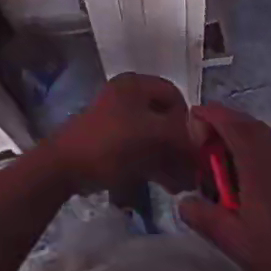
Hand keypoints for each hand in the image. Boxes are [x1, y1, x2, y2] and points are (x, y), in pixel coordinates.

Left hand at [41, 73, 194, 194]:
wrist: (67, 166)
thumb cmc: (110, 143)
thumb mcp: (150, 135)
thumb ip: (181, 134)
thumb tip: (203, 140)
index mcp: (135, 85)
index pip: (174, 95)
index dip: (187, 120)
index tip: (194, 147)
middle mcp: (128, 97)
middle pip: (166, 118)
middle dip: (181, 146)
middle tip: (193, 173)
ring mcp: (120, 120)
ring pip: (156, 137)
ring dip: (172, 160)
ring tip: (182, 185)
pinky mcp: (114, 141)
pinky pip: (143, 149)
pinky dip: (157, 165)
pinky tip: (168, 186)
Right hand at [179, 103, 270, 270]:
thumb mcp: (237, 242)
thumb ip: (204, 217)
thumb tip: (182, 202)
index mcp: (256, 158)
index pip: (224, 117)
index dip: (201, 119)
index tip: (189, 143)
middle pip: (240, 120)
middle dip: (215, 129)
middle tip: (200, 157)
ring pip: (256, 134)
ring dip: (233, 143)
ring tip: (220, 176)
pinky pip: (269, 150)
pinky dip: (250, 155)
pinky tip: (247, 190)